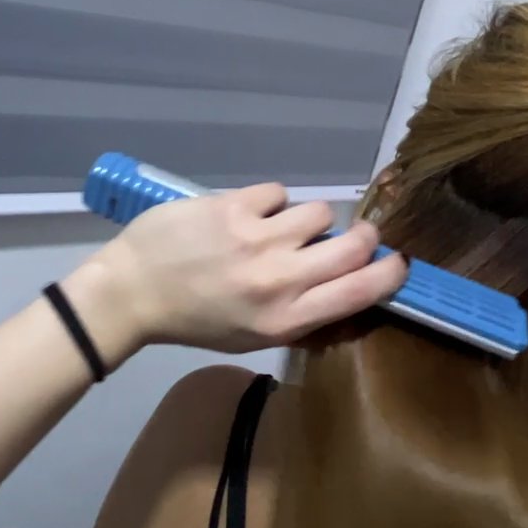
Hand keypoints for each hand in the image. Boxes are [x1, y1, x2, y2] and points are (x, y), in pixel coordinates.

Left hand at [62, 183, 407, 361]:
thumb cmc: (195, 320)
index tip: (395, 262)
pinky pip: (279, 192)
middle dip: (362, 236)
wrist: (133, 292)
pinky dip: (269, 203)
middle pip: (355, 245)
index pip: (363, 291)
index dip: (390, 273)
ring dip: (307, 220)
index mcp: (286, 319)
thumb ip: (303, 315)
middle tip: (350, 236)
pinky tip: (247, 215)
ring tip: (280, 228)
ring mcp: (256, 239)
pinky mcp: (233, 206)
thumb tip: (349, 288)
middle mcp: (279, 279)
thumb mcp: (253, 336)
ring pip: (319, 212)